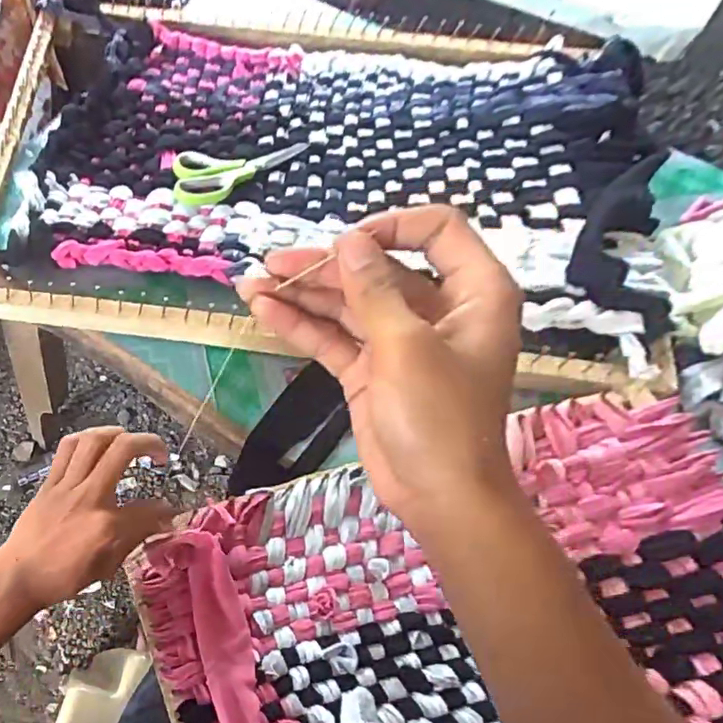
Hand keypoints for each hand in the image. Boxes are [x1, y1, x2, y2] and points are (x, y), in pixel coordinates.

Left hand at [0, 427, 175, 613]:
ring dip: (116, 432)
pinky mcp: (49, 483)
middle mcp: (89, 497)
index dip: (166, 509)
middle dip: (150, 443)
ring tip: (128, 438)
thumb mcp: (107, 566)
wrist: (19, 576)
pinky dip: (85, 439)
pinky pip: (67, 450)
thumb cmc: (63, 577)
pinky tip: (94, 443)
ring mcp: (66, 486)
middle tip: (159, 452)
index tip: (170, 510)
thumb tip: (160, 522)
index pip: (148, 508)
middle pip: (123, 450)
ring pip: (92, 440)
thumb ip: (134, 538)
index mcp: (107, 525)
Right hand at [235, 206, 523, 524]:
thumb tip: (349, 242)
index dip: (388, 228)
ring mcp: (397, 342)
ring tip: (251, 285)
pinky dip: (301, 327)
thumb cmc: (439, 418)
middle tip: (271, 264)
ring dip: (301, 295)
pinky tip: (264, 311)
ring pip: (346, 306)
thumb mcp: (407, 346)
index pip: (435, 232)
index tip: (342, 244)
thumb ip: (374, 291)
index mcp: (472, 292)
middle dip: (323, 268)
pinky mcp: (368, 371)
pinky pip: (333, 339)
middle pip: (375, 271)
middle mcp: (434, 310)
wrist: (437, 494)